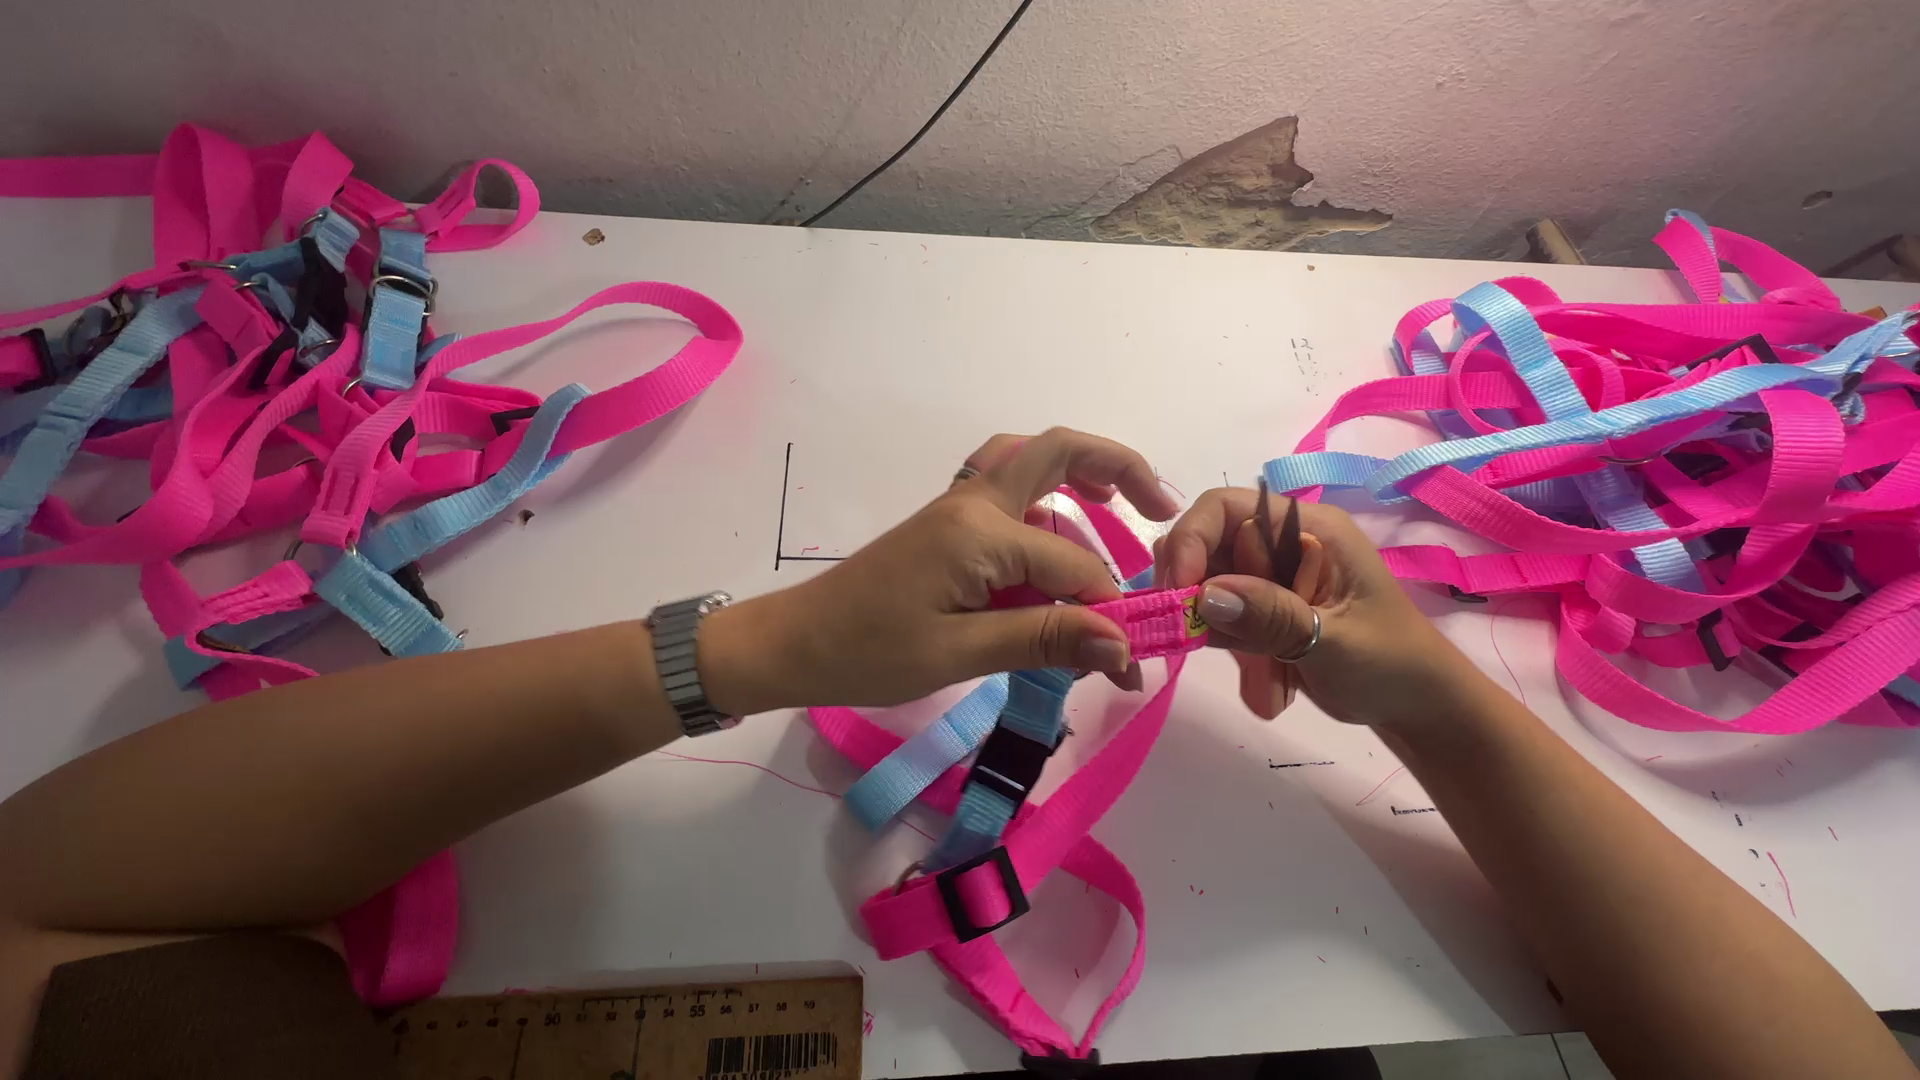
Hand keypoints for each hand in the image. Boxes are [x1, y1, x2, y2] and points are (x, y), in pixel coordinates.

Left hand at [704, 429, 1179, 711]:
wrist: (795, 643)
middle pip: (1055, 452)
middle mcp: (973, 504)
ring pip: (1029, 463)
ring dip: (1080, 472)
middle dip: (1117, 469)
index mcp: (979, 532)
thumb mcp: (958, 653)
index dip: (1109, 615)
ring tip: (1121, 507)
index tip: (1132, 665)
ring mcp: (957, 509)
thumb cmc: (868, 652)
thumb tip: (1122, 646)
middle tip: (1162, 508)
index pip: (1073, 568)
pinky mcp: (947, 526)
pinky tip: (1059, 526)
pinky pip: (1007, 491)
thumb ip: (1042, 640)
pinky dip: (1045, 494)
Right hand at [1156, 487, 1481, 728]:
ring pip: (1204, 586)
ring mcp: (1266, 578)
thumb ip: (1271, 615)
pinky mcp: (1257, 610)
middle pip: (1204, 545)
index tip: (1179, 592)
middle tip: (1194, 637)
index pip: (1224, 509)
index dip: (1191, 541)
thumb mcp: (1335, 641)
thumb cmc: (1391, 665)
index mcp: (1306, 529)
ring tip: (1260, 676)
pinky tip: (1265, 684)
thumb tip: (1204, 595)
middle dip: (1195, 593)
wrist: (1418, 708)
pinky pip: (1217, 618)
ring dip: (1212, 631)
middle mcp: (1279, 544)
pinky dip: (1225, 649)